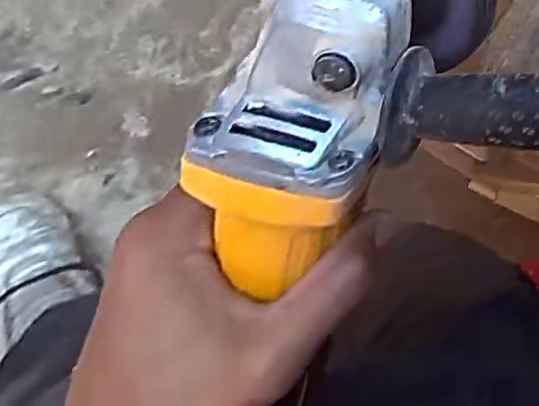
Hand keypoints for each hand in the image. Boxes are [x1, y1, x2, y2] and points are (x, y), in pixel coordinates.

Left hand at [68, 188, 392, 405]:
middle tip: (344, 219)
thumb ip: (337, 283)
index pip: (255, 157)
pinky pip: (225, 235)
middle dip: (301, 199)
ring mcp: (152, 251)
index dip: (308, 160)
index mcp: (168, 226)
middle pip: (252, 183)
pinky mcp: (157, 275)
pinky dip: (260, 247)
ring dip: (284, 226)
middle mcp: (154, 226)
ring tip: (319, 250)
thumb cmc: (185, 402)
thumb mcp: (274, 349)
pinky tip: (281, 277)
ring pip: (242, 210)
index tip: (352, 175)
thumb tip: (386, 220)